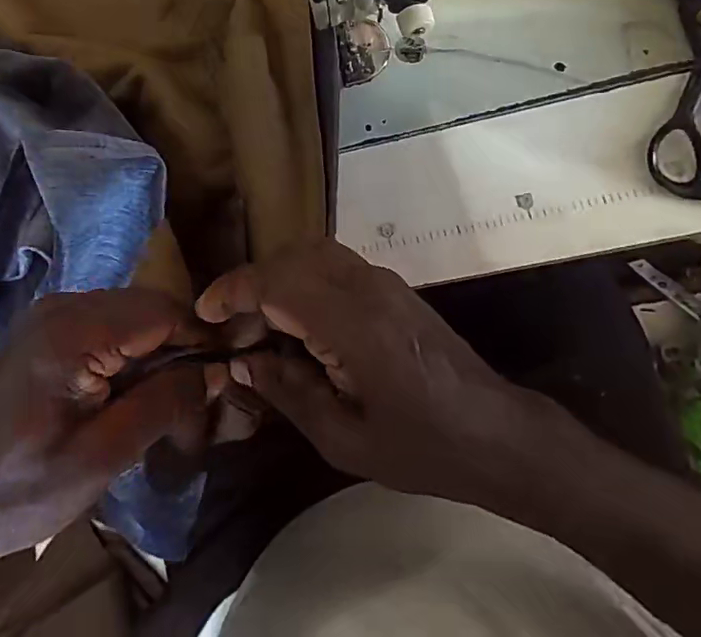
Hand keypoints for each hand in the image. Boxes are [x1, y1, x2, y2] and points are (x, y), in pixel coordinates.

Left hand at [0, 288, 208, 561]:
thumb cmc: (18, 491)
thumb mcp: (102, 457)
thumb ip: (164, 404)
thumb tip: (217, 371)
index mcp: (74, 332)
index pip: (164, 311)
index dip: (202, 339)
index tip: (225, 375)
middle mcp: (63, 306)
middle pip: (150, 307)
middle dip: (181, 347)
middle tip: (197, 399)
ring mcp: (51, 314)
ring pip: (133, 314)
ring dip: (159, 350)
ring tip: (168, 401)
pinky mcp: (45, 330)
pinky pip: (109, 324)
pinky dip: (132, 351)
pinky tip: (131, 392)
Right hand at [196, 239, 563, 506]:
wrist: (495, 431)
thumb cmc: (421, 446)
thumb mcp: (344, 437)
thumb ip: (288, 391)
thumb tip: (243, 361)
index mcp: (353, 323)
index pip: (278, 281)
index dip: (234, 291)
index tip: (204, 315)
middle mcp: (368, 286)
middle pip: (294, 256)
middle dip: (253, 283)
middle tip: (232, 330)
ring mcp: (385, 281)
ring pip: (315, 253)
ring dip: (279, 278)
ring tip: (260, 328)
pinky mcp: (394, 287)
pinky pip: (336, 266)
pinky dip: (305, 281)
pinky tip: (298, 324)